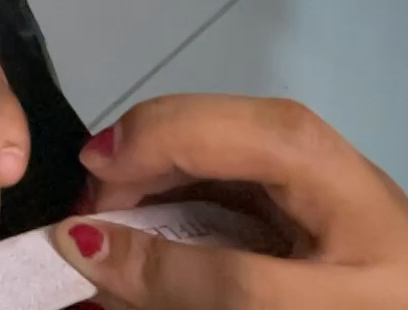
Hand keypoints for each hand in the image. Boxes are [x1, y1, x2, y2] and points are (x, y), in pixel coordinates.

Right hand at [52, 95, 407, 309]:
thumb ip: (185, 278)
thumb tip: (75, 241)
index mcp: (332, 170)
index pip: (224, 131)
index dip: (145, 145)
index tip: (85, 195)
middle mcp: (318, 163)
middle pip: (209, 129)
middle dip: (140, 158)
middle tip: (92, 209)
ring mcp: (308, 192)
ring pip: (207, 156)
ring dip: (149, 181)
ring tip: (112, 220)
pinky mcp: (297, 221)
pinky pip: (218, 190)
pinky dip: (173, 204)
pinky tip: (151, 231)